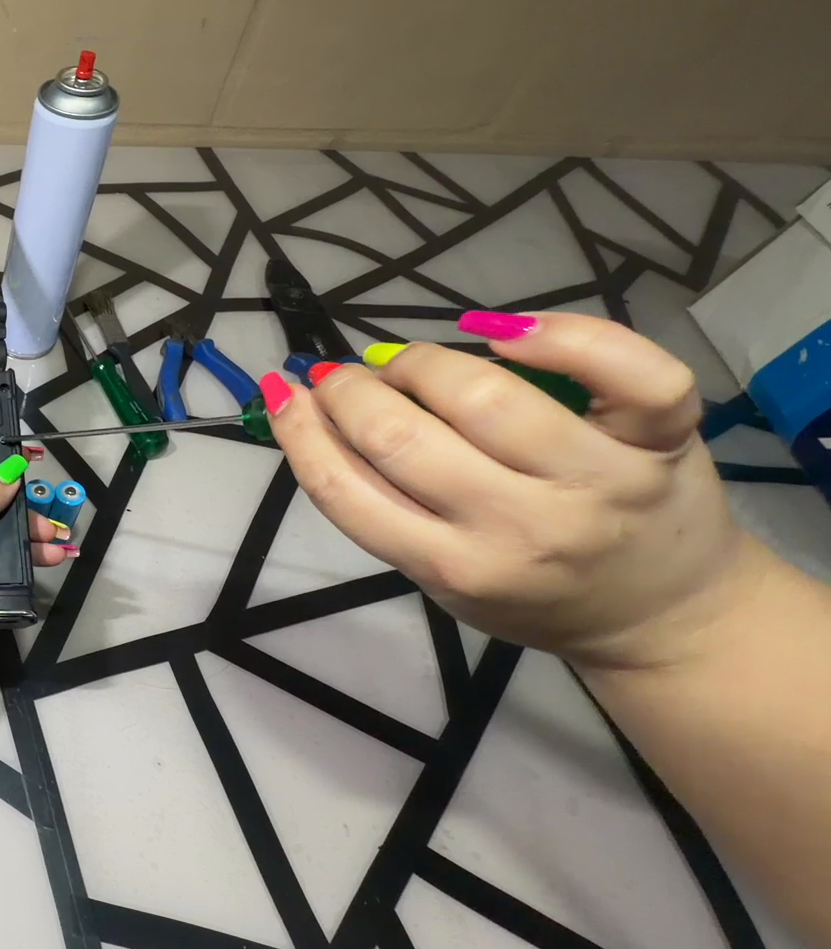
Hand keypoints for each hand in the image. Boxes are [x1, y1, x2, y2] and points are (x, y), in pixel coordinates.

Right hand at [266, 311, 756, 671]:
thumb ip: (381, 502)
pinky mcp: (663, 443)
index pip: (346, 489)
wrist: (662, 616)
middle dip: (349, 392)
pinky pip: (631, 377)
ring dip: (420, 363)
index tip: (284, 392)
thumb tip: (318, 410)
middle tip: (338, 378)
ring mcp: (597, 481)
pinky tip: (507, 332)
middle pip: (402, 438)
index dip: (300, 430)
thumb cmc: (525, 594)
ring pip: (486, 398)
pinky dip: (568, 339)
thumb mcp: (434, 573)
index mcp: (452, 566)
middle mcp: (520, 527)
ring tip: (406, 365)